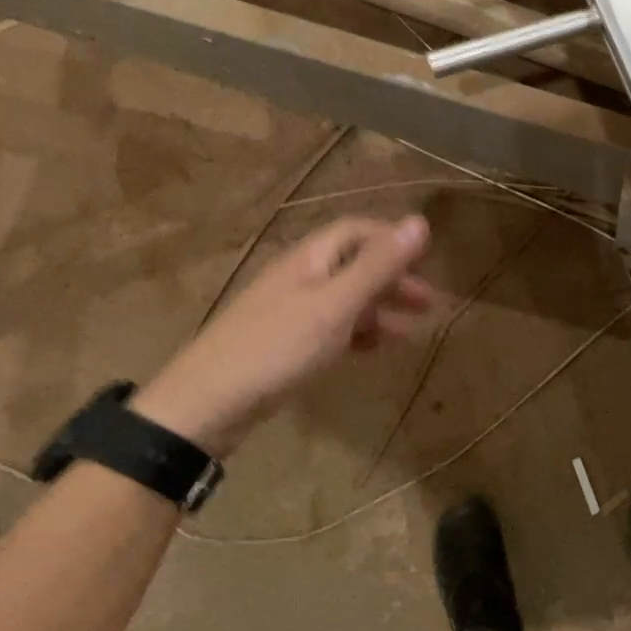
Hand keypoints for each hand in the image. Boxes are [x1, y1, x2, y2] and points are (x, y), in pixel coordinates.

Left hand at [131, 215, 437, 454]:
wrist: (201, 409)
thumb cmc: (275, 348)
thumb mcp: (336, 305)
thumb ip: (379, 265)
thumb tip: (421, 221)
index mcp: (309, 260)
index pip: (357, 231)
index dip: (393, 239)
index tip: (428, 260)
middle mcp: (298, 278)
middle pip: (354, 265)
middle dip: (394, 279)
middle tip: (430, 303)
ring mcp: (288, 313)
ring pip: (345, 299)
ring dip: (381, 308)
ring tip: (411, 332)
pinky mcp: (281, 345)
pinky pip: (331, 327)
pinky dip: (358, 332)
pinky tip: (374, 350)